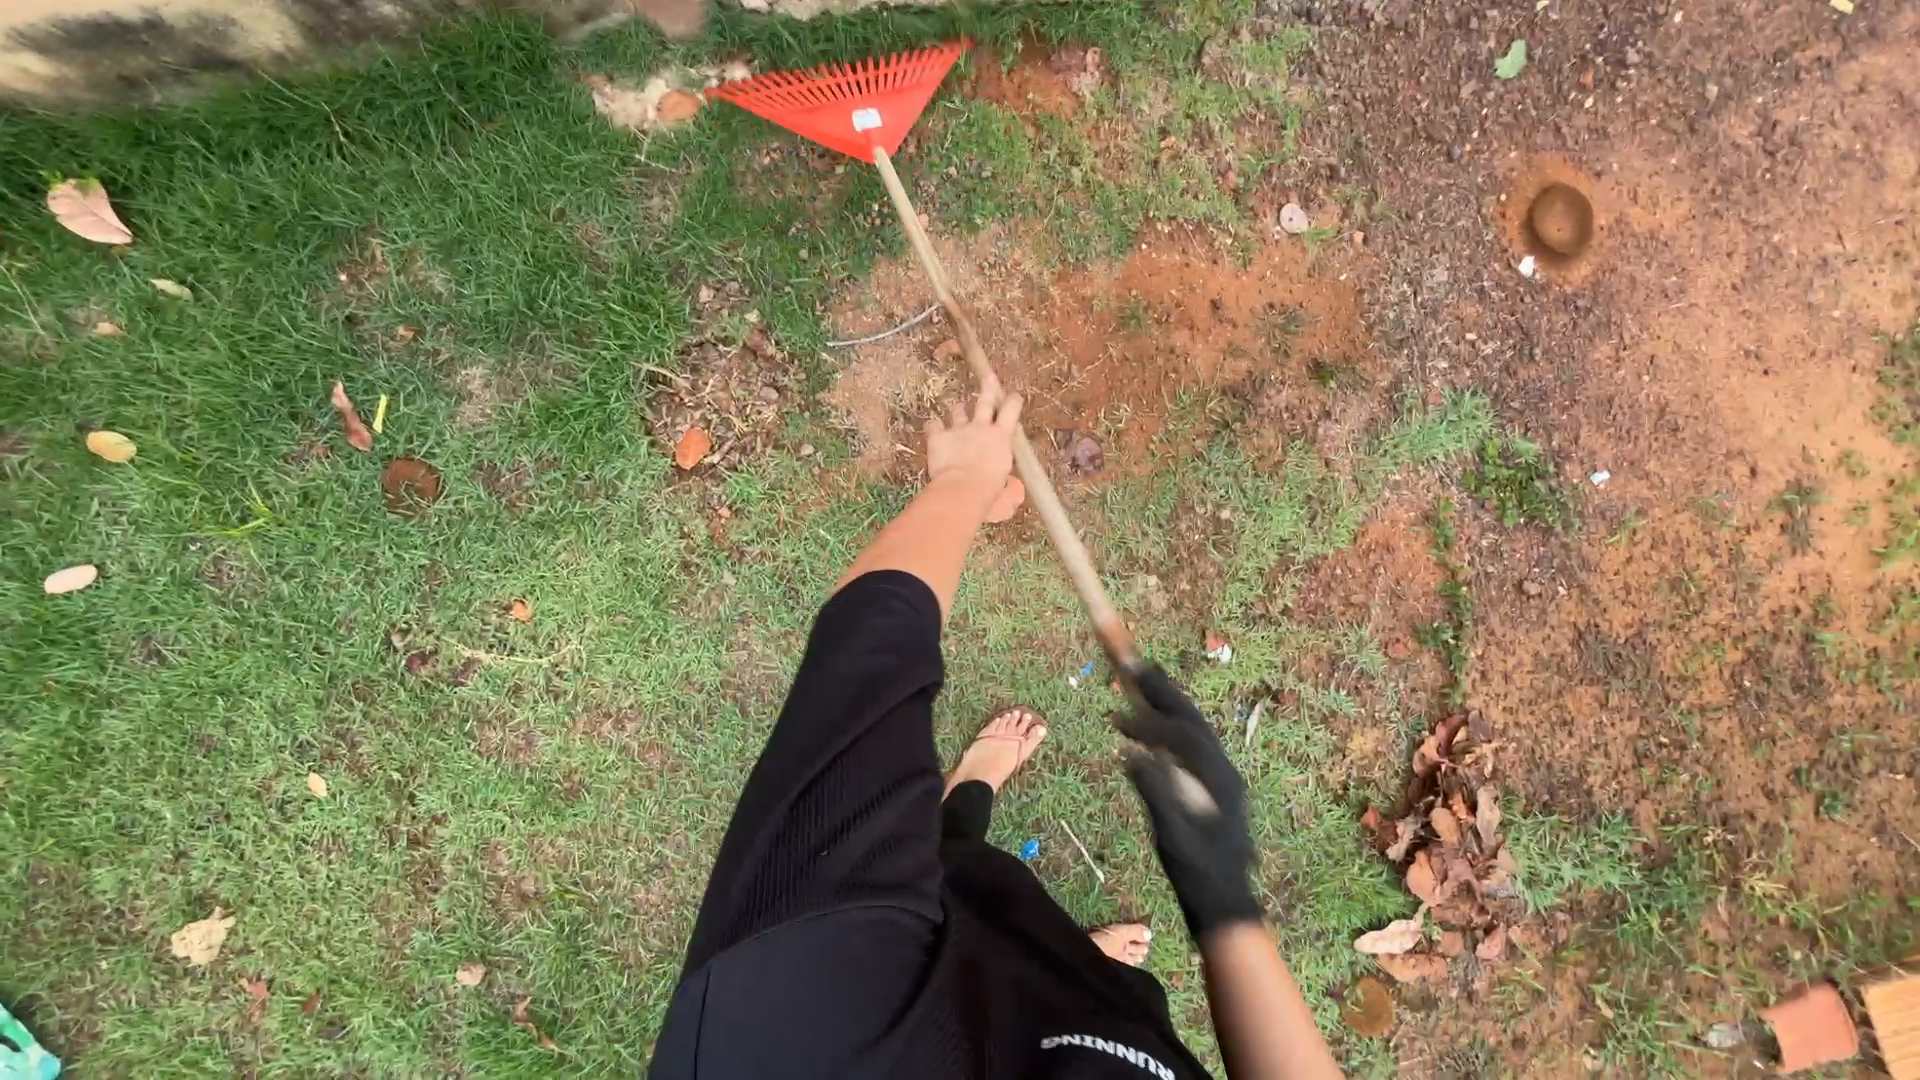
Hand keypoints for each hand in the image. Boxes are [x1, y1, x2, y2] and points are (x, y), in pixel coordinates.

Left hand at [925, 374, 1022, 493]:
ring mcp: (959, 429)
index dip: (1013, 401)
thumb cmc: (989, 487)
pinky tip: (933, 427)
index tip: (1014, 396)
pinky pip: (934, 424)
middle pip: (985, 401)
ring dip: (958, 409)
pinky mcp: (939, 436)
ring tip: (957, 409)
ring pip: (958, 411)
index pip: (1011, 410)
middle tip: (988, 376)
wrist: (964, 487)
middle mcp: (981, 427)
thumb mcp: (1002, 473)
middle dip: (988, 387)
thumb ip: (1000, 463)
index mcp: (1001, 436)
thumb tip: (1001, 472)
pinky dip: (934, 425)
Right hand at [1118, 666, 1261, 938]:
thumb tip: (1132, 755)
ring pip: (1195, 727)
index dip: (1150, 722)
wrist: (1226, 901)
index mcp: (1219, 779)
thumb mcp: (1172, 836)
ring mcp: (1222, 776)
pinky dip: (1171, 725)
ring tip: (1142, 681)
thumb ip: (1156, 794)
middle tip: (1133, 664)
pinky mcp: (1215, 785)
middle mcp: (1224, 770)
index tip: (1118, 719)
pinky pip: (1192, 742)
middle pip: (1193, 719)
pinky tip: (1153, 725)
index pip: (1182, 735)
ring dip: (1168, 703)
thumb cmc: (1197, 871)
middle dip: (1163, 691)